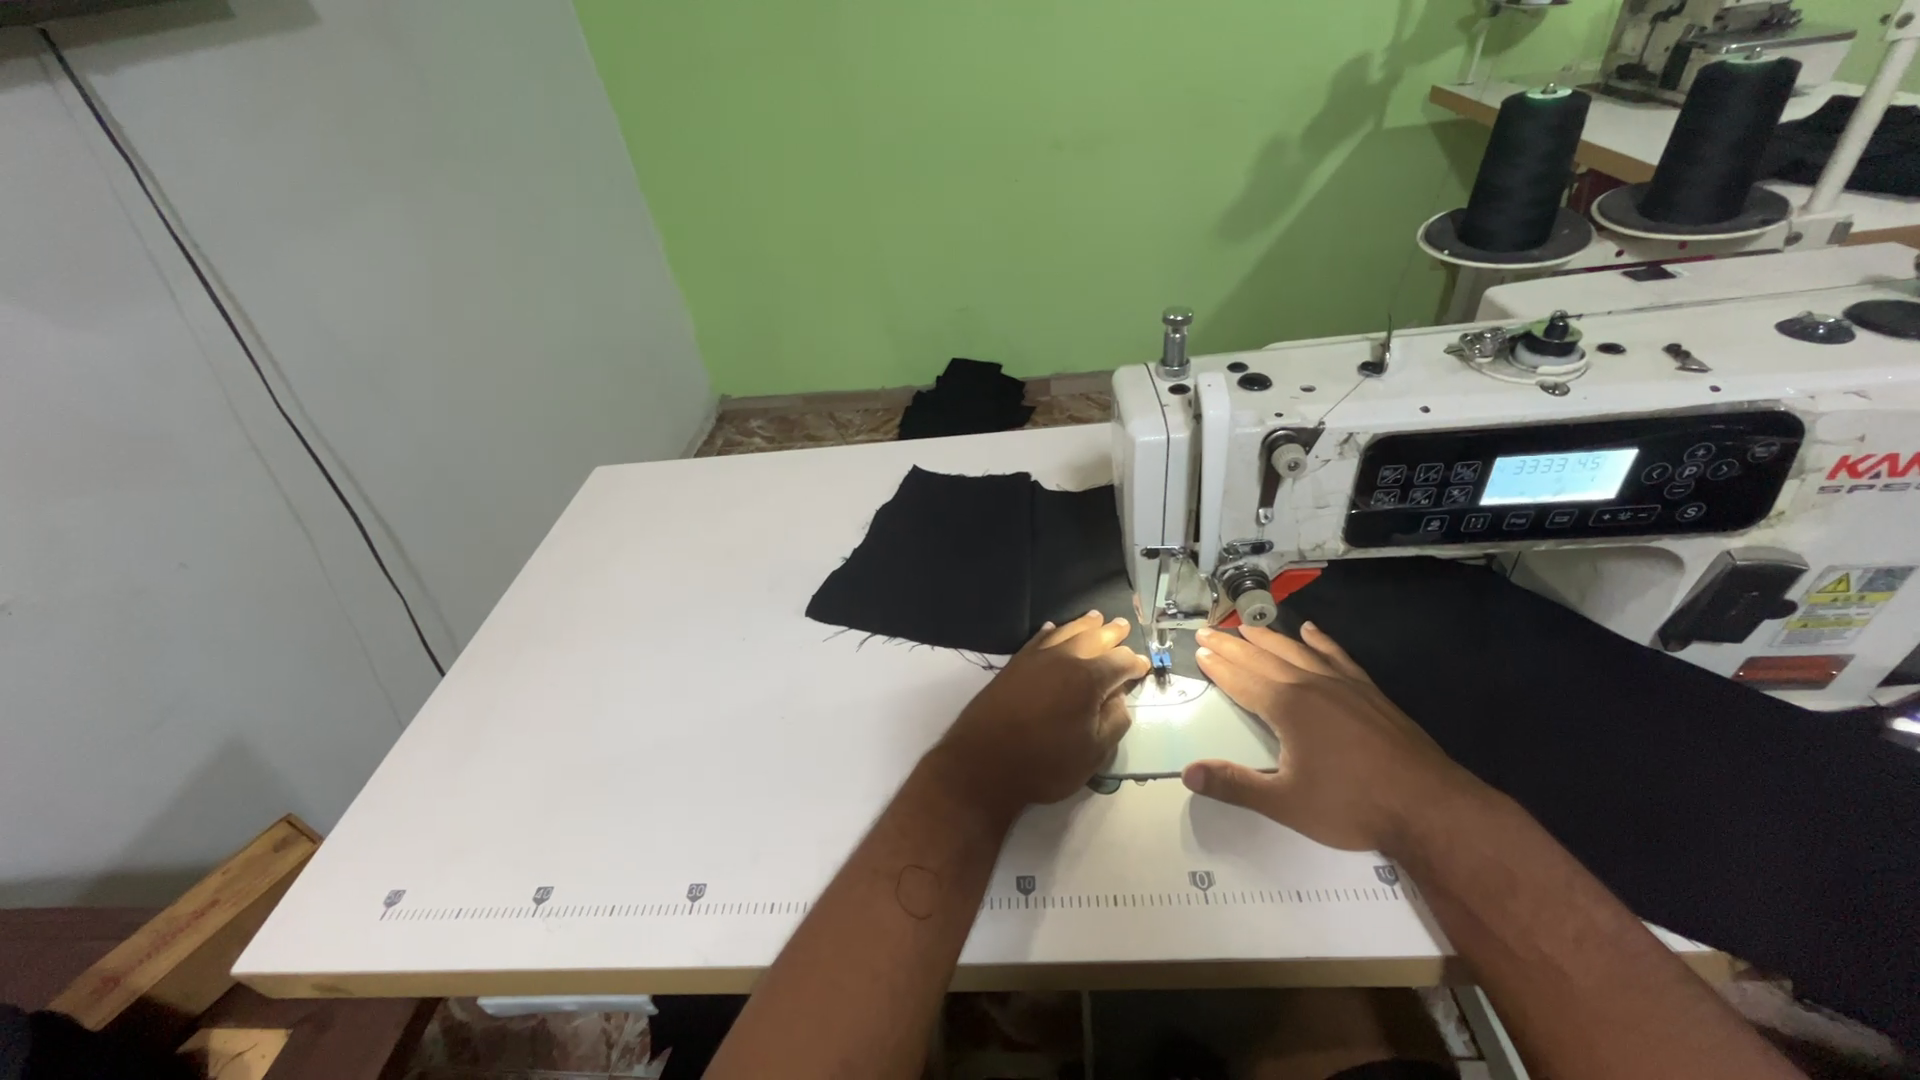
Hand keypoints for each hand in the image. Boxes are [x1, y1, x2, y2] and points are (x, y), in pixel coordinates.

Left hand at [930, 612, 1149, 818]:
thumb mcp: (1094, 753)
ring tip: (1096, 618)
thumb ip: (1114, 721)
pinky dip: (1051, 631)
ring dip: (1084, 625)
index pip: (1120, 662)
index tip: (1143, 666)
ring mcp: (1035, 659)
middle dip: (1112, 633)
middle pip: (1094, 638)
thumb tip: (1119, 697)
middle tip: (1123, 626)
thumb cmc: (1045, 764)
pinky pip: (1038, 639)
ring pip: (1065, 632)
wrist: (983, 764)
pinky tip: (1054, 628)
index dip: (1135, 664)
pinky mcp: (1013, 665)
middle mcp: (1063, 659)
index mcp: (1088, 679)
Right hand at [1181, 621, 1486, 853]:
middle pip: (1263, 658)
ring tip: (1247, 626)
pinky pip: (1338, 657)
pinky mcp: (1370, 693)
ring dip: (1269, 637)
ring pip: (1297, 651)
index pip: (1242, 680)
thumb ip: (1234, 785)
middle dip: (1233, 645)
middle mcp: (1312, 686)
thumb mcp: (1285, 803)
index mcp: (1288, 708)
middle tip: (1209, 631)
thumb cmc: (1353, 806)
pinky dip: (1321, 642)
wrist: (1429, 806)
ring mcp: (1344, 686)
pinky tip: (1311, 631)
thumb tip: (1188, 774)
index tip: (1199, 651)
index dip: (1218, 666)